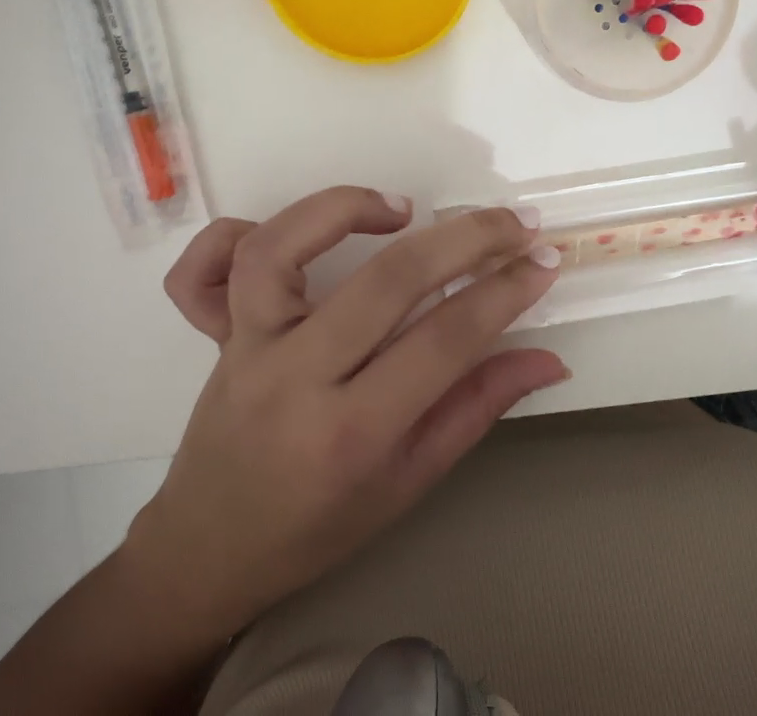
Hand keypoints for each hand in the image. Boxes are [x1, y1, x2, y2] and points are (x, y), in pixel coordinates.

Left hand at [129, 188, 564, 633]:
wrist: (211, 548)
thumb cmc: (320, 526)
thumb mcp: (411, 481)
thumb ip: (478, 408)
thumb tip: (549, 359)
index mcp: (353, 432)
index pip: (445, 340)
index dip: (504, 293)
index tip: (544, 261)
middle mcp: (295, 378)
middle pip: (386, 281)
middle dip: (465, 239)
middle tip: (514, 223)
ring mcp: (246, 349)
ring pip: (281, 249)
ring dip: (346, 208)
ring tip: (403, 207)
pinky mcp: (216, 334)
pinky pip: (207, 266)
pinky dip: (242, 229)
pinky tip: (307, 232)